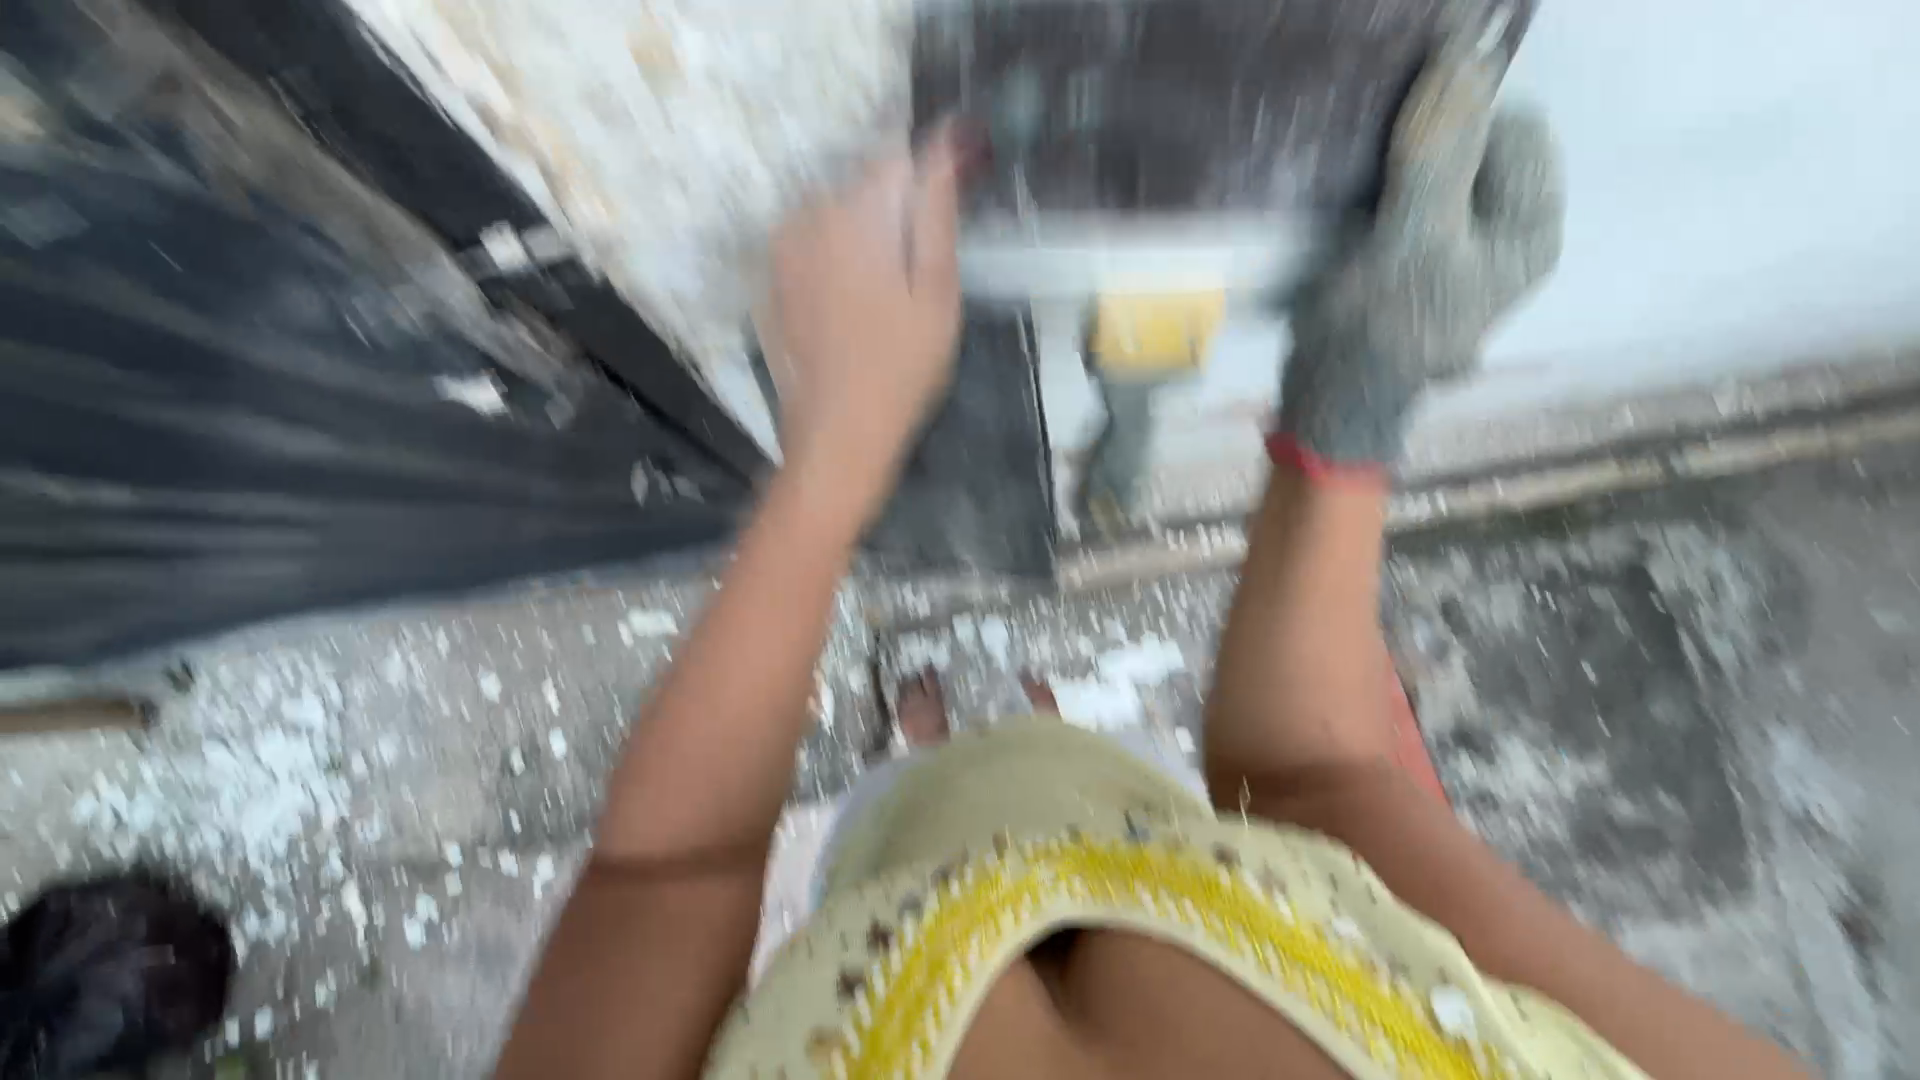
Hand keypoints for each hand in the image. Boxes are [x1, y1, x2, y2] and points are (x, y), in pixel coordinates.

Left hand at [757, 129, 970, 495]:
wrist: (836, 433)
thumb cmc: (901, 367)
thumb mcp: (937, 293)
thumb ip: (937, 213)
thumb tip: (944, 145)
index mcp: (856, 213)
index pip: (899, 159)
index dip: (928, 184)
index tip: (942, 224)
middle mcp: (809, 215)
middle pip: (863, 187)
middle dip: (894, 213)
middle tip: (915, 279)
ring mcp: (782, 249)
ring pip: (834, 216)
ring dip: (862, 238)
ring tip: (882, 300)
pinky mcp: (770, 280)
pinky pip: (810, 248)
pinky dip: (834, 262)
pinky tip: (850, 313)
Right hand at [1274, 39, 1565, 469]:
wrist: (1331, 398)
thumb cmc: (1382, 328)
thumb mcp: (1416, 239)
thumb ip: (1441, 153)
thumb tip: (1463, 56)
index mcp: (1530, 229)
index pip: (1513, 129)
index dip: (1460, 122)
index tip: (1401, 149)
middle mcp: (1503, 234)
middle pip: (1477, 148)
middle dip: (1427, 145)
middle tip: (1377, 175)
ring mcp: (1455, 249)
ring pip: (1437, 172)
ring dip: (1397, 165)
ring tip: (1361, 194)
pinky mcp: (1411, 259)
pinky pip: (1406, 200)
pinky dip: (1380, 191)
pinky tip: (1353, 209)